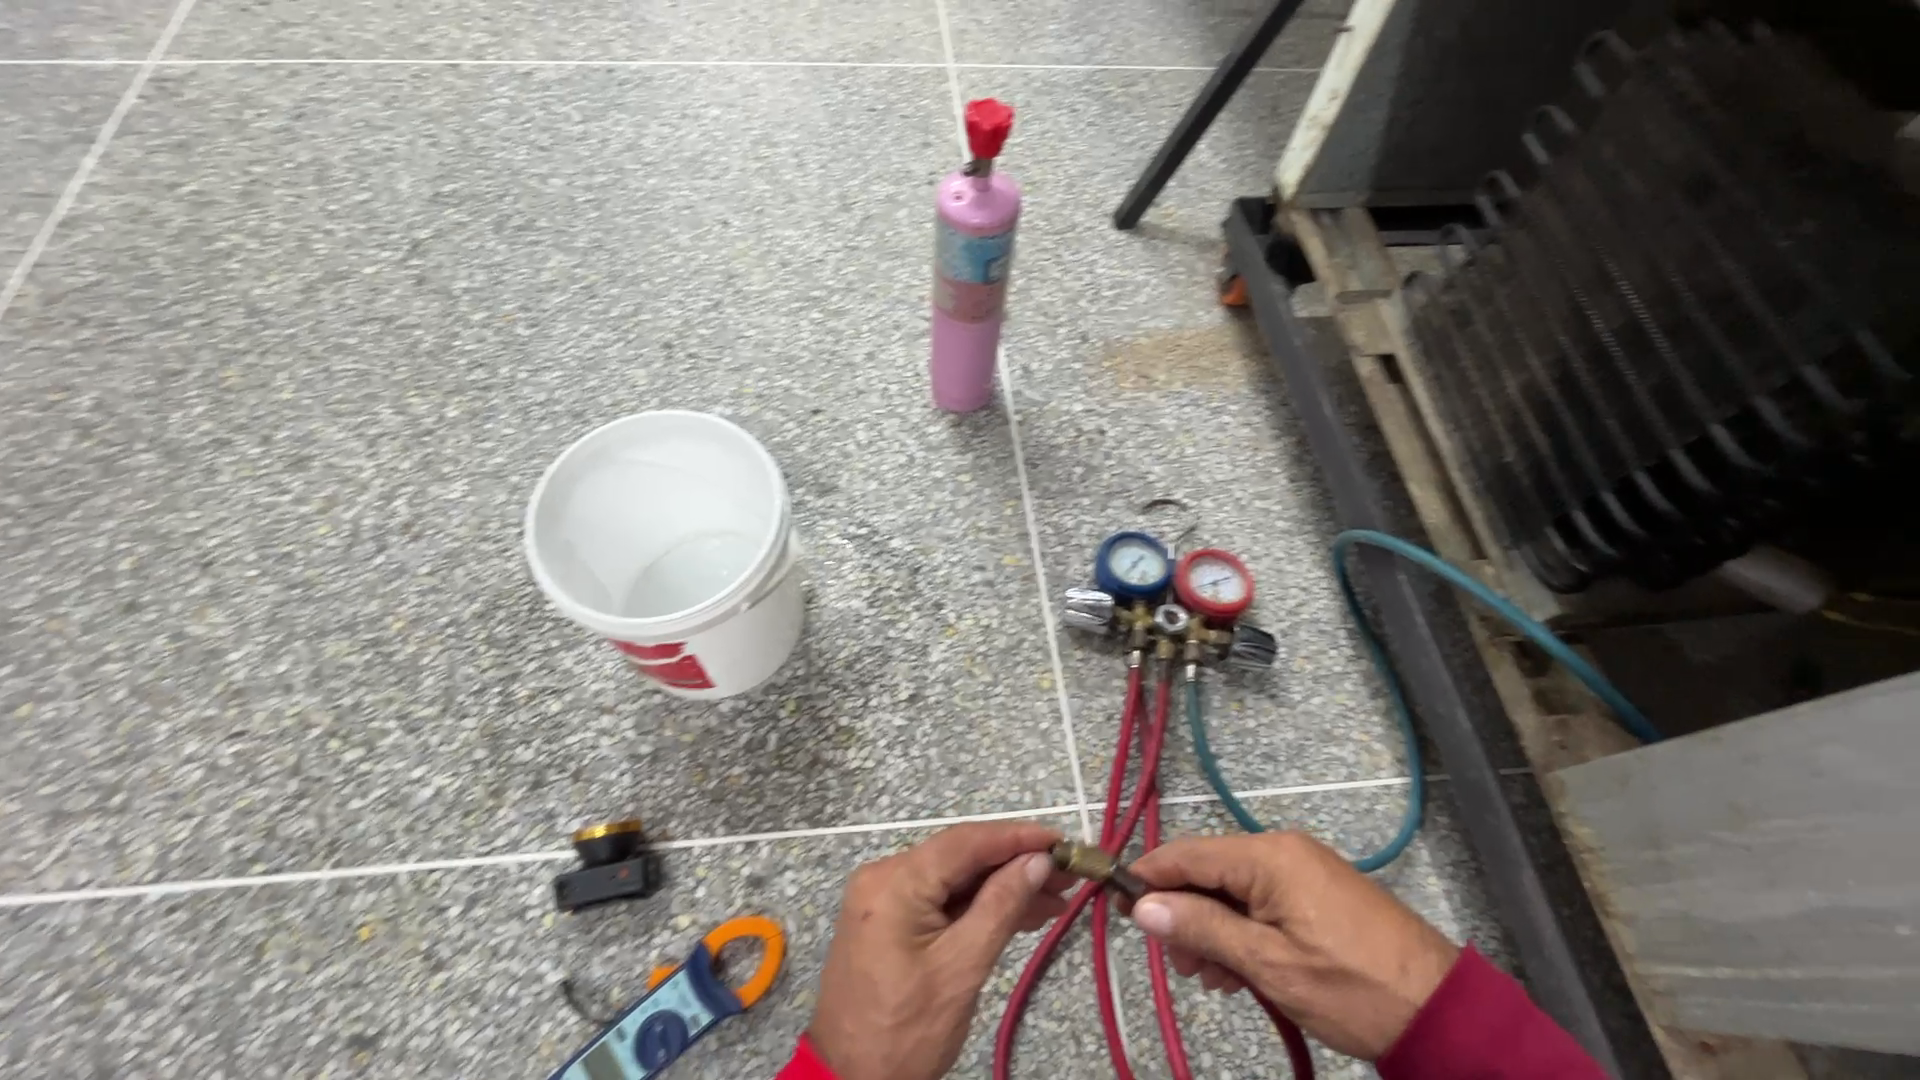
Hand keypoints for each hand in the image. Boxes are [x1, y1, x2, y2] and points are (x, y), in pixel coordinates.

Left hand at [808, 823, 1072, 1079]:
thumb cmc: (905, 1030)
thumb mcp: (961, 968)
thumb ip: (1001, 906)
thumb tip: (1038, 861)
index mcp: (895, 880)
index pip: (966, 842)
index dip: (1018, 837)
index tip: (1062, 841)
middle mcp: (886, 876)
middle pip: (962, 857)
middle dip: (1017, 864)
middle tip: (1069, 875)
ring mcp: (886, 898)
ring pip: (956, 879)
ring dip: (1004, 887)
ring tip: (1057, 898)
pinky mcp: (891, 921)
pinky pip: (942, 900)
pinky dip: (980, 906)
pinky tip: (1022, 913)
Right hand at [1122, 831, 1459, 1060]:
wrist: (1443, 1012)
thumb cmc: (1350, 987)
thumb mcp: (1268, 963)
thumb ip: (1202, 928)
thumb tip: (1142, 906)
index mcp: (1267, 856)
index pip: (1187, 854)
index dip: (1147, 877)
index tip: (1115, 903)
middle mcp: (1281, 850)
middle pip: (1208, 872)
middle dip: (1184, 915)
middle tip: (1178, 965)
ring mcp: (1302, 870)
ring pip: (1233, 891)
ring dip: (1213, 930)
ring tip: (1213, 979)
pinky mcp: (1317, 893)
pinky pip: (1261, 902)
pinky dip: (1242, 932)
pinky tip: (1241, 972)